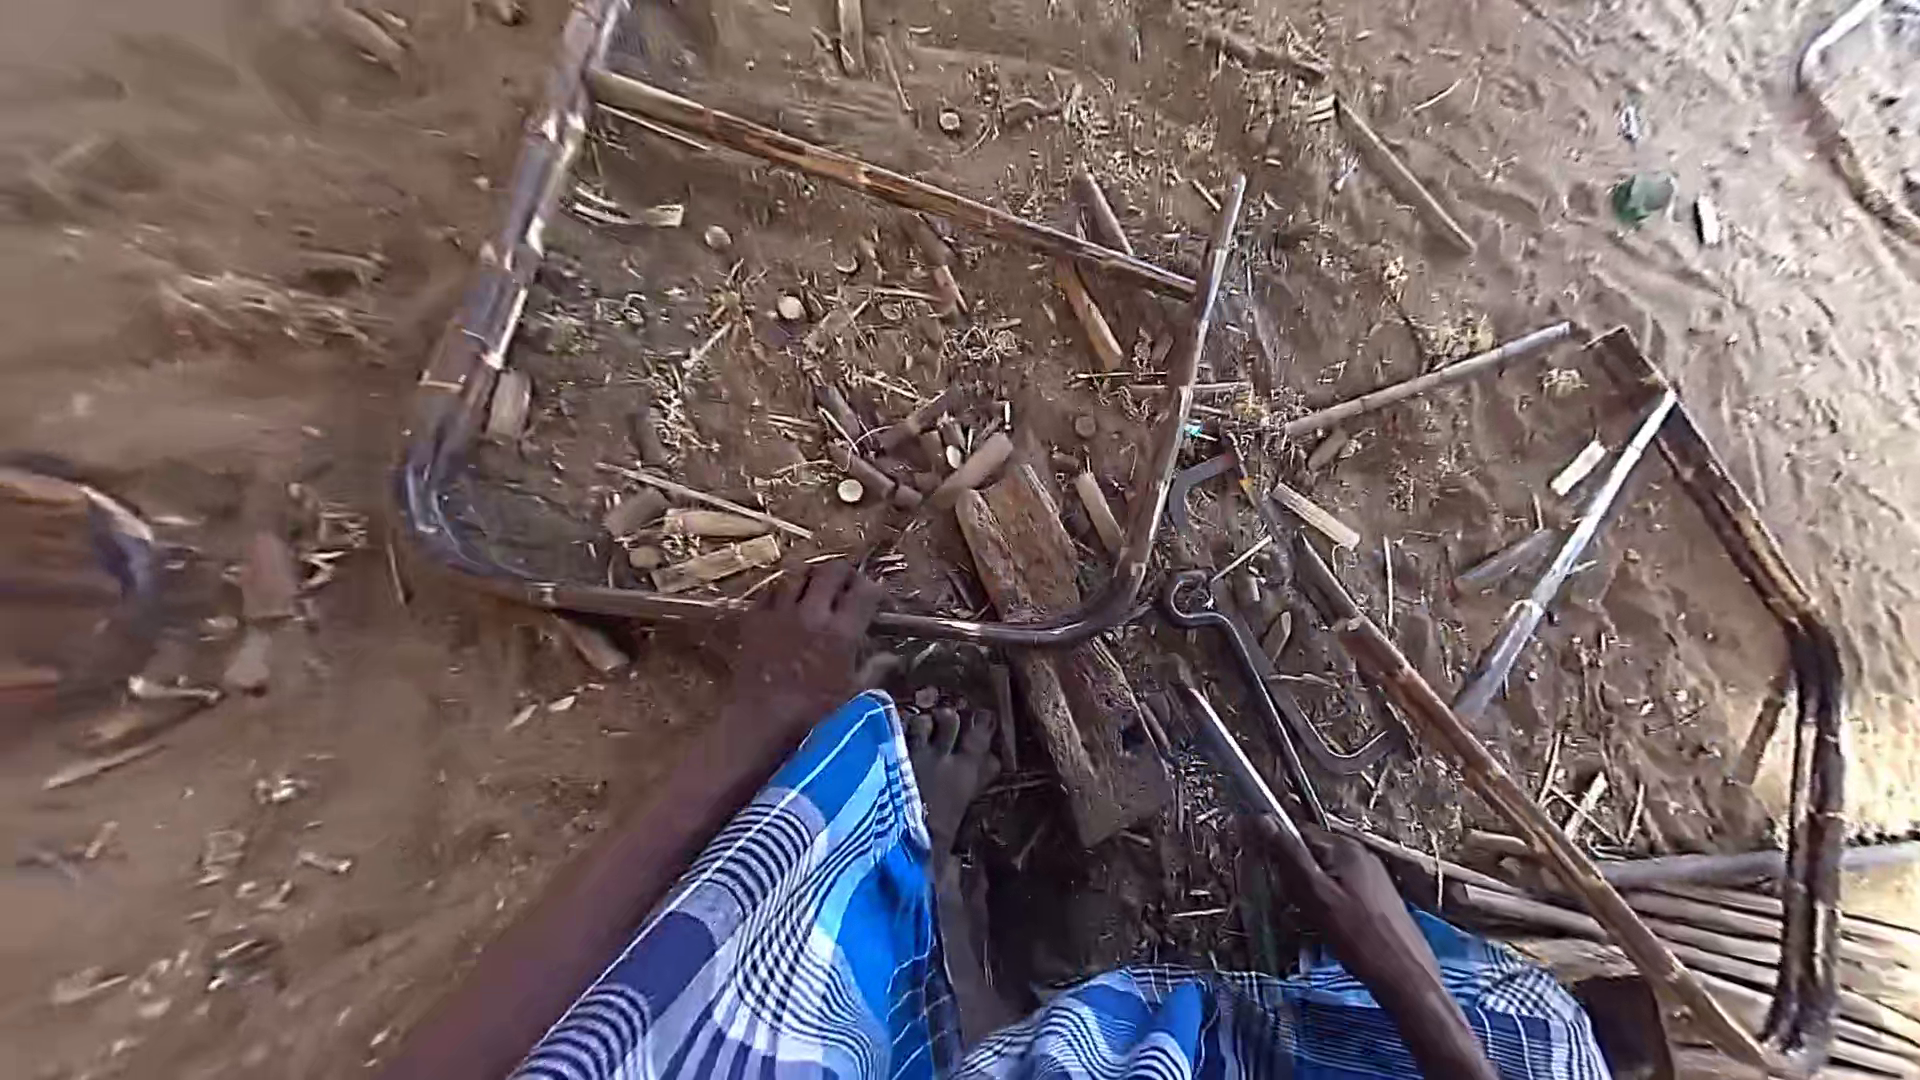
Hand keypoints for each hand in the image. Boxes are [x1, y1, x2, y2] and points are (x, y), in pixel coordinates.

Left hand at [722, 560, 882, 736]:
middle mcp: (813, 614)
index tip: (878, 601)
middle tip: (849, 586)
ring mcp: (781, 613)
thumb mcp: (852, 694)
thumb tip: (893, 657)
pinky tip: (788, 604)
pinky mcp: (755, 619)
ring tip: (817, 588)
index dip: (876, 590)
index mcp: (841, 632)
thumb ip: (875, 670)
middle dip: (846, 574)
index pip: (865, 591)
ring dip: (812, 576)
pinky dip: (783, 591)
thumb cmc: (812, 715)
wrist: (759, 723)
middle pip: (833, 571)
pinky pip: (770, 591)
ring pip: (798, 573)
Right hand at [1254, 820, 1438, 982]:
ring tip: (1308, 915)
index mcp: (1344, 847)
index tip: (1264, 867)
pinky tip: (1329, 923)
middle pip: (1311, 850)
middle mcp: (1361, 853)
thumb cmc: (1358, 938)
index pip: (1296, 830)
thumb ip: (1289, 853)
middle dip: (1294, 870)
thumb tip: (1263, 818)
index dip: (1275, 846)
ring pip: (1325, 870)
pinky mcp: (1380, 896)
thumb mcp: (1315, 893)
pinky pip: (1341, 885)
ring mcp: (1373, 875)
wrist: (1409, 983)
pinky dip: (1328, 898)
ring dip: (1310, 887)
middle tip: (1290, 899)